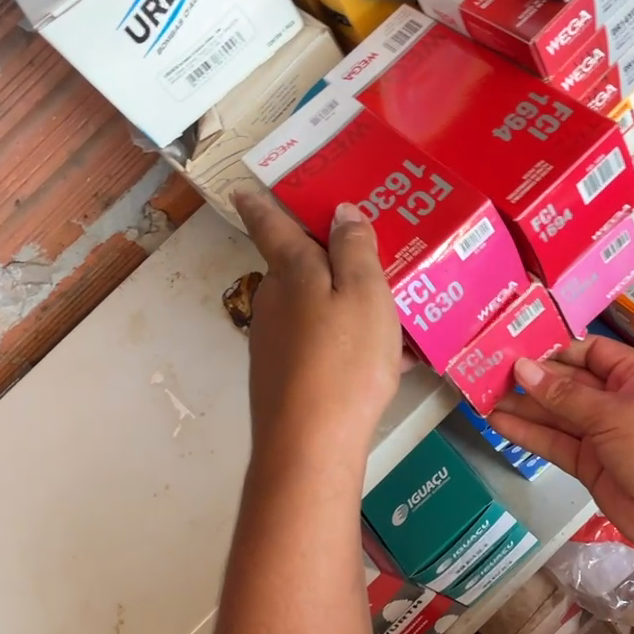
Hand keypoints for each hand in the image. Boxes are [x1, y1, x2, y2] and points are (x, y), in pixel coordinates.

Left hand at [234, 191, 403, 460]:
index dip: (260, 205)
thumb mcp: (364, 293)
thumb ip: (354, 248)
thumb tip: (340, 211)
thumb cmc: (344, 359)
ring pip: (311, 310)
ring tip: (390, 316)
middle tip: (367, 255)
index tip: (242, 189)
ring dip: (342, 306)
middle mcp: (272, 301)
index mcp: (291, 271)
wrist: (310, 445)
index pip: (270, 226)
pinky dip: (344, 343)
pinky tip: (382, 364)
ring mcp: (273, 343)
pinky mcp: (282, 378)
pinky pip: (318, 345)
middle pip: (296, 269)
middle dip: (324, 260)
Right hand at [487, 337, 633, 565]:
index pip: (589, 352)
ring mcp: (603, 435)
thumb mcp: (613, 413)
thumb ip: (563, 395)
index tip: (515, 347)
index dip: (554, 350)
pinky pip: (555, 443)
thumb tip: (521, 368)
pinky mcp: (590, 466)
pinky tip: (499, 423)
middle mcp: (618, 401)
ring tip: (482, 396)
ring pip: (557, 415)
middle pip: (568, 384)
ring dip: (523, 407)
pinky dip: (529, 435)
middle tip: (487, 371)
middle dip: (531, 379)